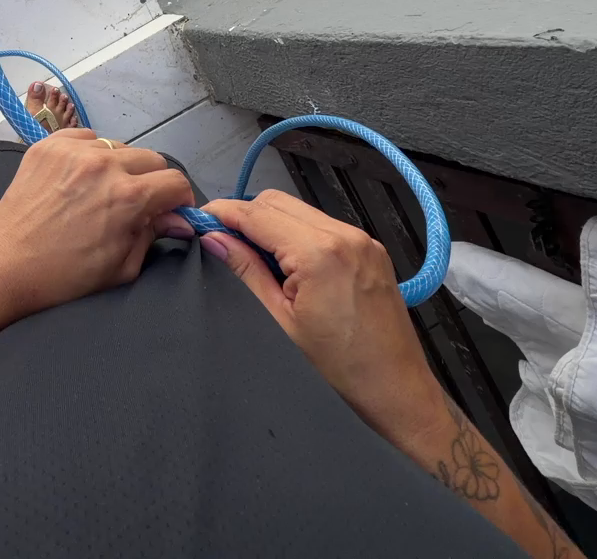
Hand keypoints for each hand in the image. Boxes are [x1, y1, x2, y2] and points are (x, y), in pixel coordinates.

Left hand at [0, 129, 193, 316]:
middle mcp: (104, 164)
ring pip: (117, 145)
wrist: (6, 265)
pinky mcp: (48, 144)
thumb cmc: (66, 276)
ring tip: (101, 188)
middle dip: (152, 181)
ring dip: (119, 165)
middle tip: (136, 201)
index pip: (175, 181)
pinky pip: (84, 136)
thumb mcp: (122, 267)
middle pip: (151, 158)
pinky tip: (78, 175)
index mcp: (129, 197)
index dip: (178, 199)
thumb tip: (179, 218)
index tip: (170, 210)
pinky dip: (89, 152)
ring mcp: (73, 150)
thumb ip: (154, 234)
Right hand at [201, 192, 443, 444]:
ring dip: (269, 223)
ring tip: (252, 256)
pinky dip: (295, 232)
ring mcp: (362, 239)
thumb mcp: (279, 322)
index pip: (256, 213)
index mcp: (319, 253)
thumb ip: (245, 271)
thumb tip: (212, 238)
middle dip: (244, 216)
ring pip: (297, 208)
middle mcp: (344, 234)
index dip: (221, 213)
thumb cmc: (338, 369)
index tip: (197, 221)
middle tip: (221, 242)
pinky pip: (320, 223)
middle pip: (275, 201)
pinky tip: (285, 262)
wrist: (399, 396)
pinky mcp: (370, 249)